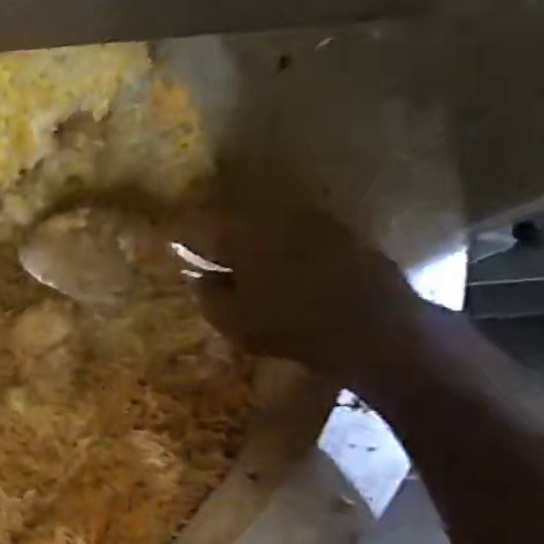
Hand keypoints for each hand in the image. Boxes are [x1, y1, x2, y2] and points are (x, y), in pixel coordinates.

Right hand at [186, 208, 432, 375]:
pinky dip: (288, 255)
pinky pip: (302, 242)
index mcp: (244, 235)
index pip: (203, 227)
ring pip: (274, 232)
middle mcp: (280, 218)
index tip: (174, 245)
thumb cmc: (287, 324)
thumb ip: (209, 296)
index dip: (186, 236)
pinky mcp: (345, 239)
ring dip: (259, 248)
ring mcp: (316, 224)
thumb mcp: (231, 320)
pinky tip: (285, 277)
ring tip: (248, 272)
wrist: (370, 325)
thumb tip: (200, 278)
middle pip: (241, 225)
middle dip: (225, 242)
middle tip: (211, 262)